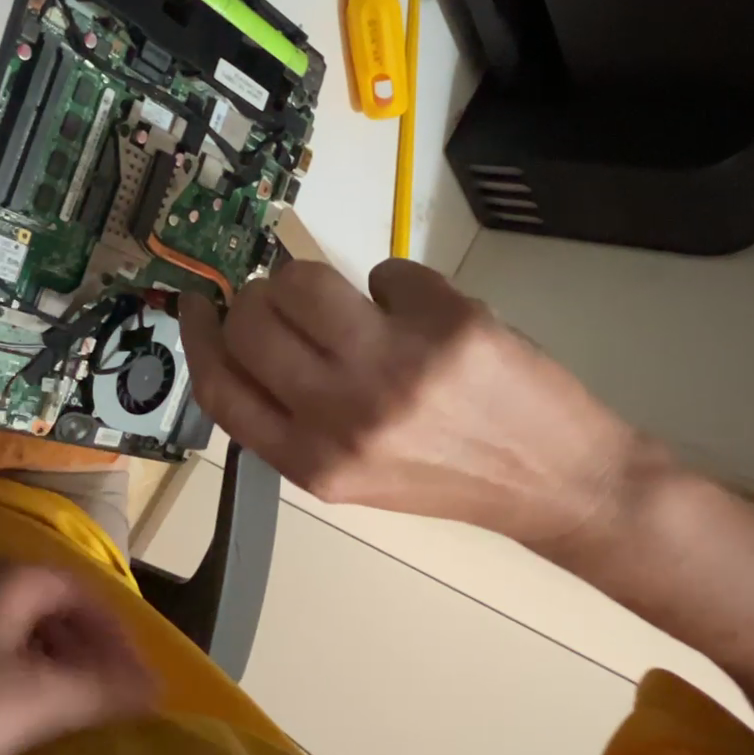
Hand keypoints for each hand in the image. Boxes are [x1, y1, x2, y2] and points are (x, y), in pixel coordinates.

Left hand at [0, 561, 153, 754]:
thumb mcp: (31, 701)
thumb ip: (98, 688)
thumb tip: (156, 686)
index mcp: (5, 579)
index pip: (79, 589)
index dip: (116, 633)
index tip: (140, 682)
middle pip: (45, 602)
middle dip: (83, 646)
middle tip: (107, 695)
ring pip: (9, 625)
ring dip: (47, 660)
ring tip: (63, 708)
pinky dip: (8, 672)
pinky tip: (3, 712)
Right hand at [178, 259, 659, 547]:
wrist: (558, 482)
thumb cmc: (439, 476)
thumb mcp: (345, 474)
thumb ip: (285, 417)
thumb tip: (240, 333)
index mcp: (311, 463)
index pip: (219, 386)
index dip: (196, 335)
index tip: (195, 305)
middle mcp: (344, 418)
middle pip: (251, 323)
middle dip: (255, 300)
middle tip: (279, 303)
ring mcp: (395, 367)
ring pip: (301, 282)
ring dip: (307, 279)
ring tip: (337, 299)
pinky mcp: (446, 324)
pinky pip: (383, 272)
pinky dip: (389, 284)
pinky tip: (413, 312)